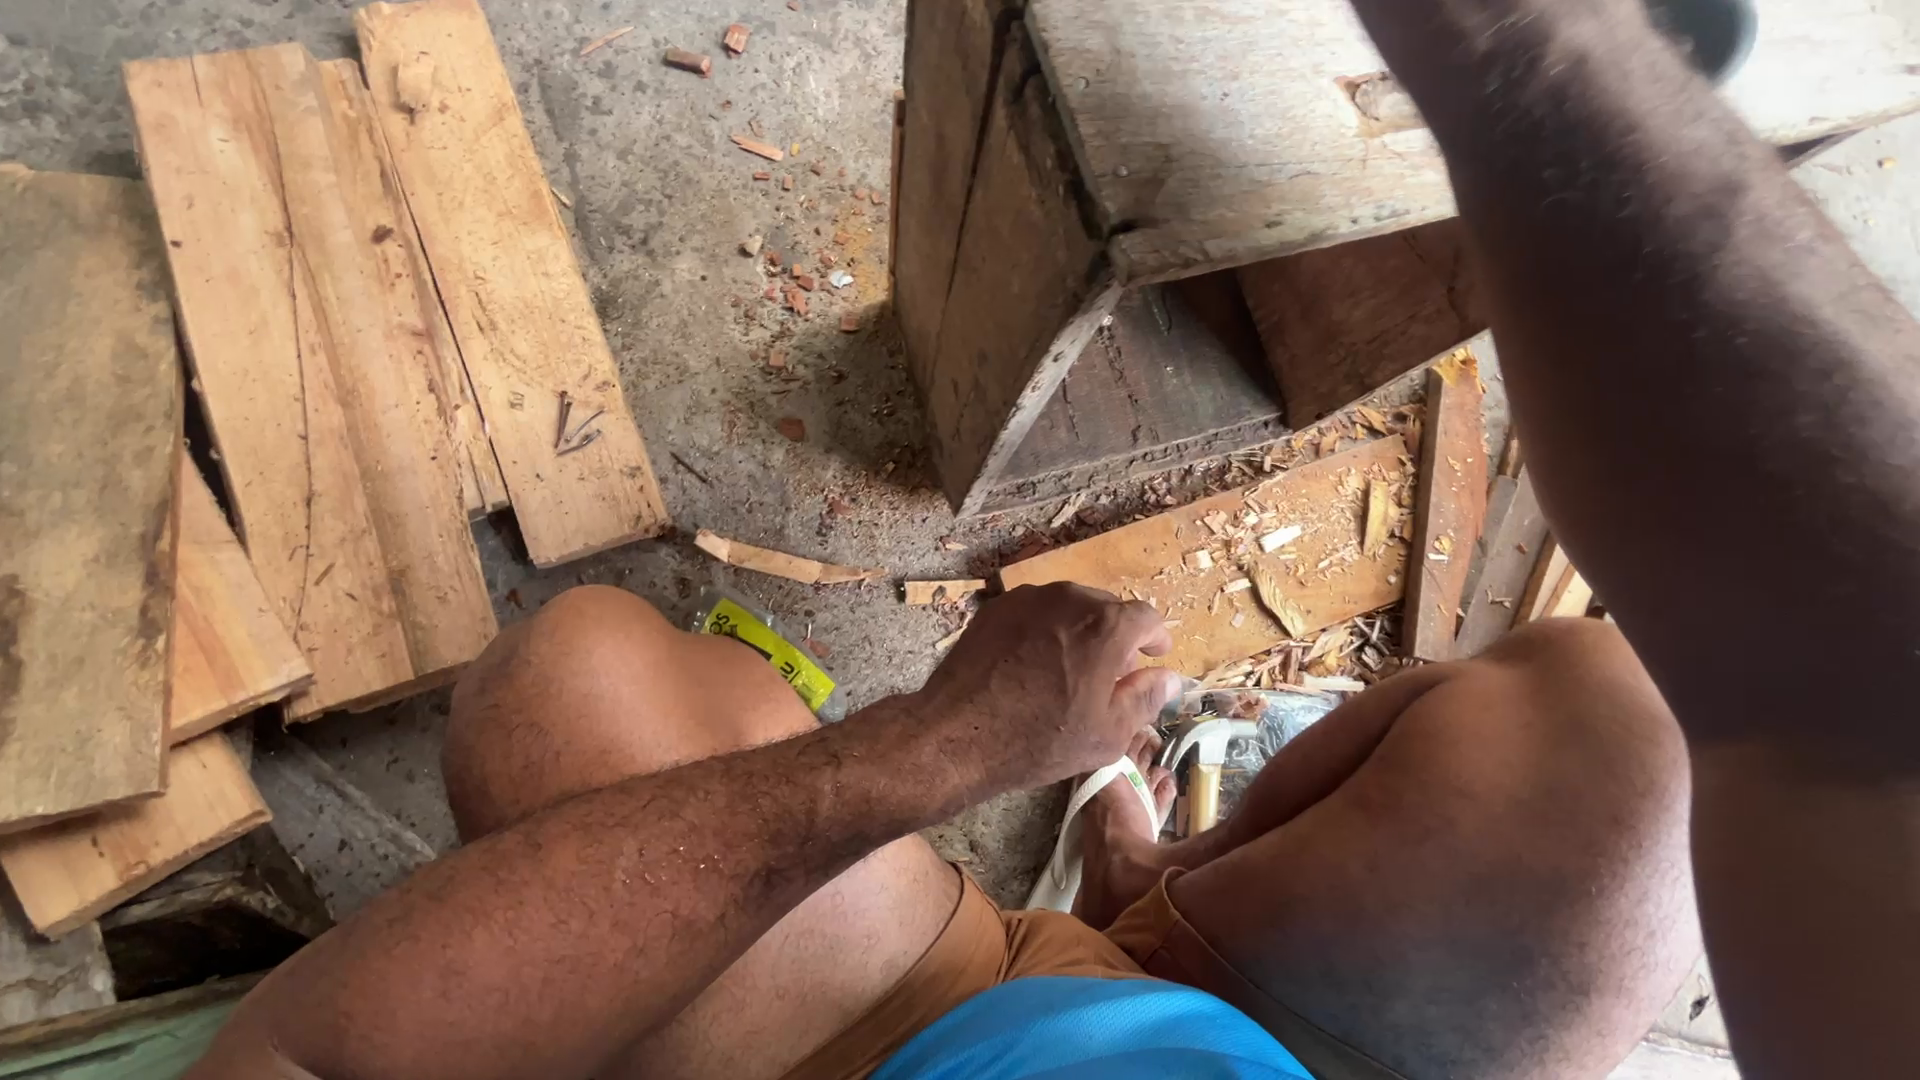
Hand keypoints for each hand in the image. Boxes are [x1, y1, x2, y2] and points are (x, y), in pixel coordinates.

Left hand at [909, 583, 1182, 794]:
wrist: (957, 732)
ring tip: (1071, 668)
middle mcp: (1069, 598)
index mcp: (1105, 625)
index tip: (1155, 654)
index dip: (1155, 637)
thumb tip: (1169, 678)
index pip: (1146, 617)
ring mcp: (1028, 598)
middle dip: (1116, 637)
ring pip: (1069, 607)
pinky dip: (1045, 629)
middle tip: (1112, 673)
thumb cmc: (1040, 739)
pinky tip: (1034, 663)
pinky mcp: (996, 607)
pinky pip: (1035, 612)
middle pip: (1107, 608)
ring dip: (1080, 631)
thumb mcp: (1108, 733)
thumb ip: (1145, 698)